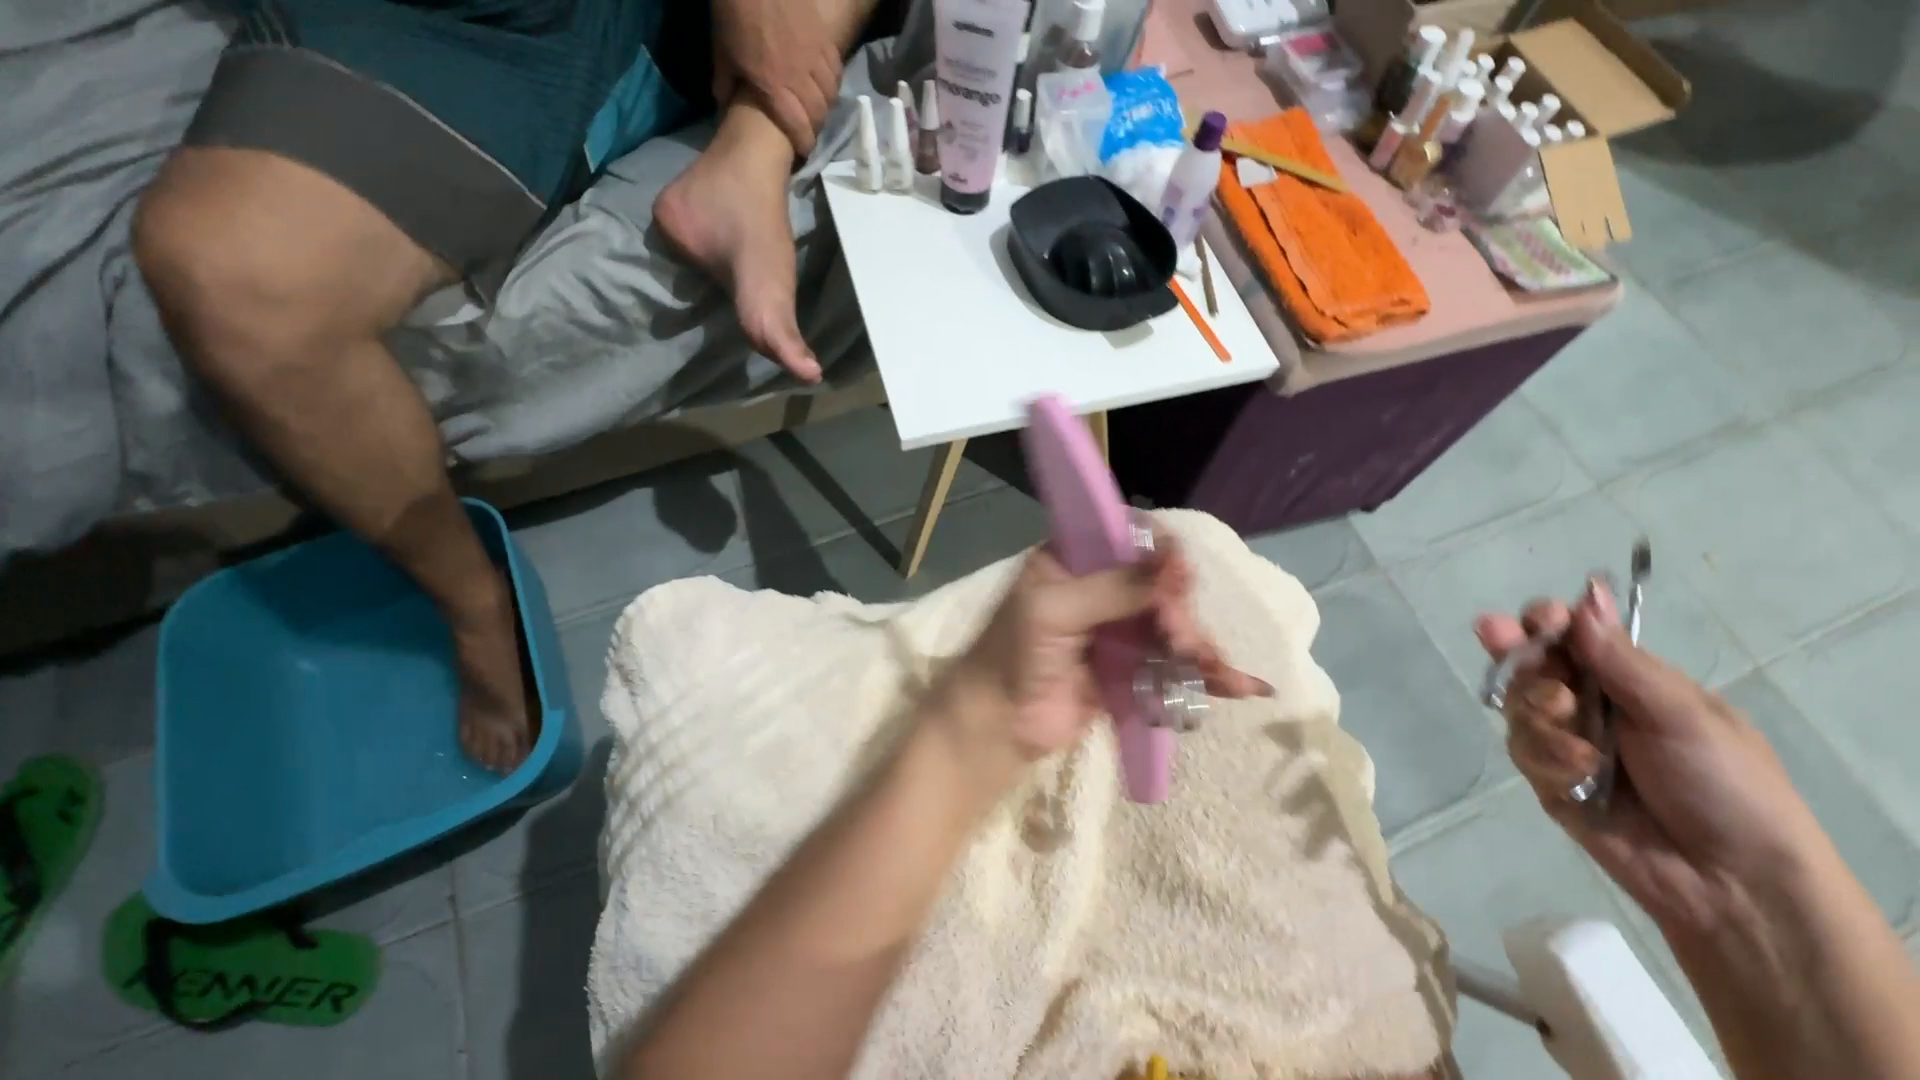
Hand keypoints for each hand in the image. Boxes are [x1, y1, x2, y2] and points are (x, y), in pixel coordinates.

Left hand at [710, 0, 841, 156]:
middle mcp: (801, 77)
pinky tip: (825, 84)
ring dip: (825, 106)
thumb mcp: (722, 52)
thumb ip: (726, 83)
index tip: (802, 151)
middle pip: (818, 113)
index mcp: (775, 86)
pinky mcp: (824, 39)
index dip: (803, 143)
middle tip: (809, 132)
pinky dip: (832, 82)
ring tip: (818, 110)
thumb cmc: (734, 16)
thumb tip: (725, 105)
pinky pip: (835, 70)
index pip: (798, 126)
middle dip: (815, 127)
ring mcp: (816, 57)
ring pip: (831, 93)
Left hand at [936, 533, 1270, 793]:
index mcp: (1074, 558)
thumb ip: (1114, 587)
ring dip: (1199, 647)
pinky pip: (1176, 664)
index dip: (1161, 555)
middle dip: (1181, 614)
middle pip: (1163, 586)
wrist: (998, 726)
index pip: (1132, 538)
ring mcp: (1120, 630)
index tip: (1178, 580)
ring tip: (1212, 672)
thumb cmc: (1012, 656)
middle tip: (1180, 642)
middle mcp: (1101, 587)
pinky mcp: (1134, 670)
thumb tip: (1175, 560)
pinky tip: (1241, 687)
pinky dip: (1207, 675)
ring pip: (1176, 626)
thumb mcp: (1054, 610)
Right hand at [1476, 585, 1828, 933]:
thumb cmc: (1727, 786)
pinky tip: (1578, 777)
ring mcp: (1568, 742)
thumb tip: (1584, 599)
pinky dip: (1545, 758)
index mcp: (1633, 680)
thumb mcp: (1684, 716)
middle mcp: (1594, 705)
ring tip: (1578, 747)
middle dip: (1517, 652)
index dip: (1549, 622)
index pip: (1575, 636)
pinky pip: (1522, 751)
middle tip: (1496, 636)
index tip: (1539, 619)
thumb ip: (1623, 663)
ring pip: (1519, 706)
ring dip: (1538, 715)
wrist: (1730, 881)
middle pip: (1532, 663)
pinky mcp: (1550, 780)